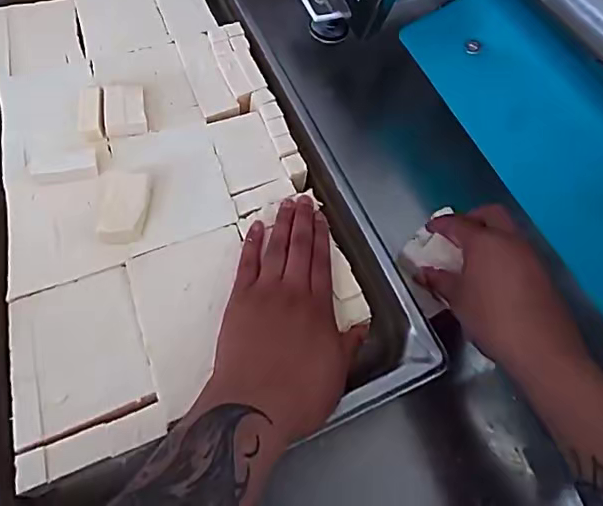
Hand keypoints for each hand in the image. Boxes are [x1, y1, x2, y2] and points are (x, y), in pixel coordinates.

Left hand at [203, 195, 366, 444]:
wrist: (254, 403)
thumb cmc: (299, 395)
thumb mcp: (336, 374)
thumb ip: (348, 345)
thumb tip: (361, 327)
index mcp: (317, 309)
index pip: (321, 263)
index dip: (321, 237)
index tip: (320, 218)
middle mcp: (292, 292)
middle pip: (299, 248)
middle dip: (302, 221)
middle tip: (303, 198)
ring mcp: (263, 291)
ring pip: (275, 248)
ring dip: (280, 224)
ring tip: (285, 205)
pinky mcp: (240, 297)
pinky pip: (247, 262)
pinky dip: (252, 242)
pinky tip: (256, 228)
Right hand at [416, 204, 589, 379]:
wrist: (545, 353)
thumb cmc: (493, 320)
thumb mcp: (458, 300)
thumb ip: (440, 281)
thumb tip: (425, 273)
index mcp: (484, 241)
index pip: (457, 222)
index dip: (440, 224)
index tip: (430, 230)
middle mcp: (509, 241)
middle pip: (491, 214)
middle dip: (472, 218)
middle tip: (457, 234)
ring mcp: (531, 258)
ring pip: (509, 232)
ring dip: (491, 236)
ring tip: (475, 258)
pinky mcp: (545, 276)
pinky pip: (519, 253)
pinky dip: (504, 255)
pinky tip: (495, 277)